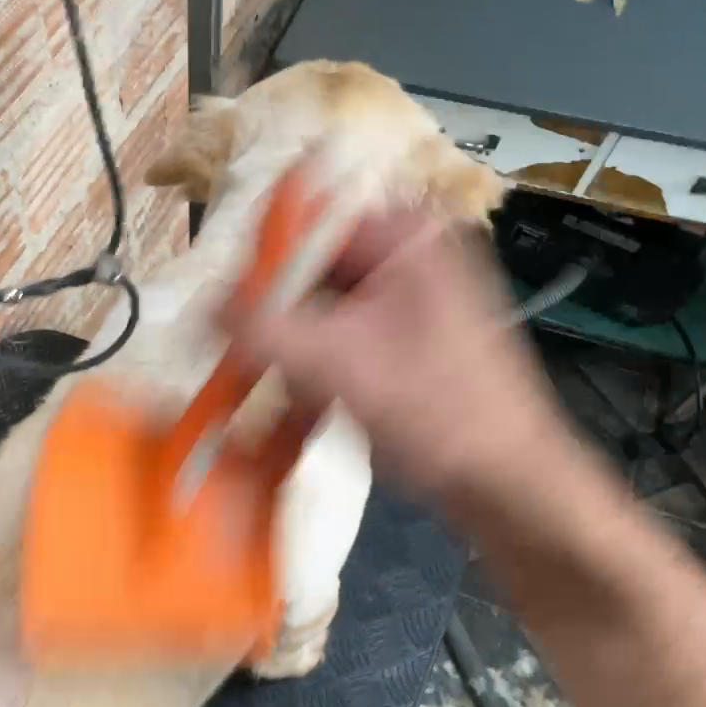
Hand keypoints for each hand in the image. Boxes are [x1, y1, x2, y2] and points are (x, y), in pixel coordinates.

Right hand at [222, 207, 576, 504]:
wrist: (501, 485)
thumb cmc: (438, 413)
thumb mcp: (341, 362)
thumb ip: (264, 327)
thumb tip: (204, 305)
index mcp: (406, 237)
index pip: (309, 220)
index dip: (261, 260)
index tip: (230, 308)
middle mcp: (402, 259)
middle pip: (305, 271)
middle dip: (272, 321)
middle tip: (246, 362)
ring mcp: (397, 305)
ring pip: (310, 313)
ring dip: (284, 357)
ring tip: (276, 394)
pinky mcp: (389, 348)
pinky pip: (327, 345)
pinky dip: (305, 375)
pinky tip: (298, 411)